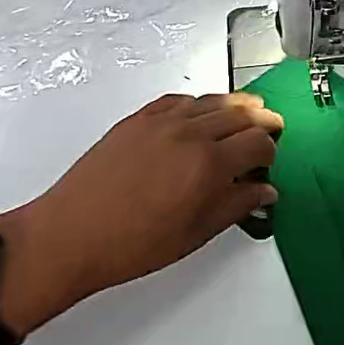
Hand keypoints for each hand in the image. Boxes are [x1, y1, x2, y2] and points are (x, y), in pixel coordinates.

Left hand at [0, 92, 282, 334]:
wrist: (72, 234)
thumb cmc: (132, 244)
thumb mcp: (195, 233)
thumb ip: (236, 206)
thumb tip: (264, 191)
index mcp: (209, 164)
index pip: (258, 142)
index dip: (271, 150)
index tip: (269, 162)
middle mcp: (189, 134)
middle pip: (240, 113)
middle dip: (261, 119)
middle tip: (271, 126)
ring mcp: (161, 122)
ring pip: (211, 100)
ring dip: (235, 104)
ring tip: (247, 110)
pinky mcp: (137, 119)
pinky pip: (177, 100)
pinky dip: (197, 103)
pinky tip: (200, 111)